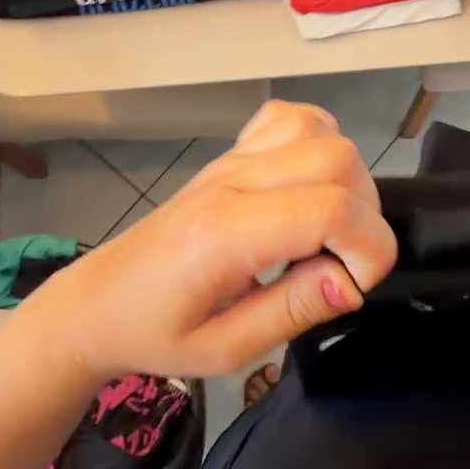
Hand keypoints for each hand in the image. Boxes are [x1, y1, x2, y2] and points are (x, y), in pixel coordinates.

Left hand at [25, 101, 397, 381]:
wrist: (99, 301)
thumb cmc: (155, 334)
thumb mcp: (224, 350)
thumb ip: (292, 311)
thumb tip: (351, 284)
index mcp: (224, 234)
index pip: (329, 209)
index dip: (369, 248)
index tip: (354, 287)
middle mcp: (231, 182)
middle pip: (336, 158)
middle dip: (366, 215)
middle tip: (343, 262)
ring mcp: (230, 160)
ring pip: (320, 130)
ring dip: (348, 178)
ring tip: (330, 227)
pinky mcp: (230, 155)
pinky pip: (288, 118)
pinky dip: (317, 142)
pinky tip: (307, 184)